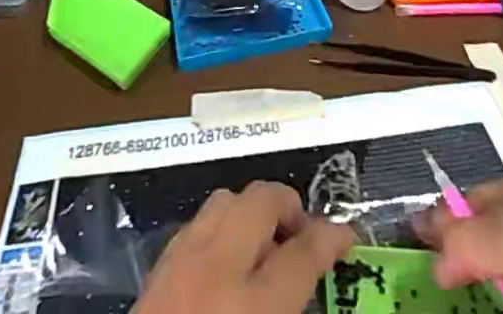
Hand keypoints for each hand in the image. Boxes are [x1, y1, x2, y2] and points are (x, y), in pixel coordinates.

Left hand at [132, 180, 354, 313]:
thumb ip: (290, 304)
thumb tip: (304, 280)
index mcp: (253, 307)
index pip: (302, 255)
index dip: (330, 239)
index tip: (345, 236)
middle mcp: (216, 272)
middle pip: (260, 202)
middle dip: (289, 207)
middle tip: (302, 238)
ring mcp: (181, 263)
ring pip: (225, 200)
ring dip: (252, 212)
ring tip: (266, 246)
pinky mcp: (158, 268)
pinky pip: (197, 224)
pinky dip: (220, 228)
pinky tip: (228, 261)